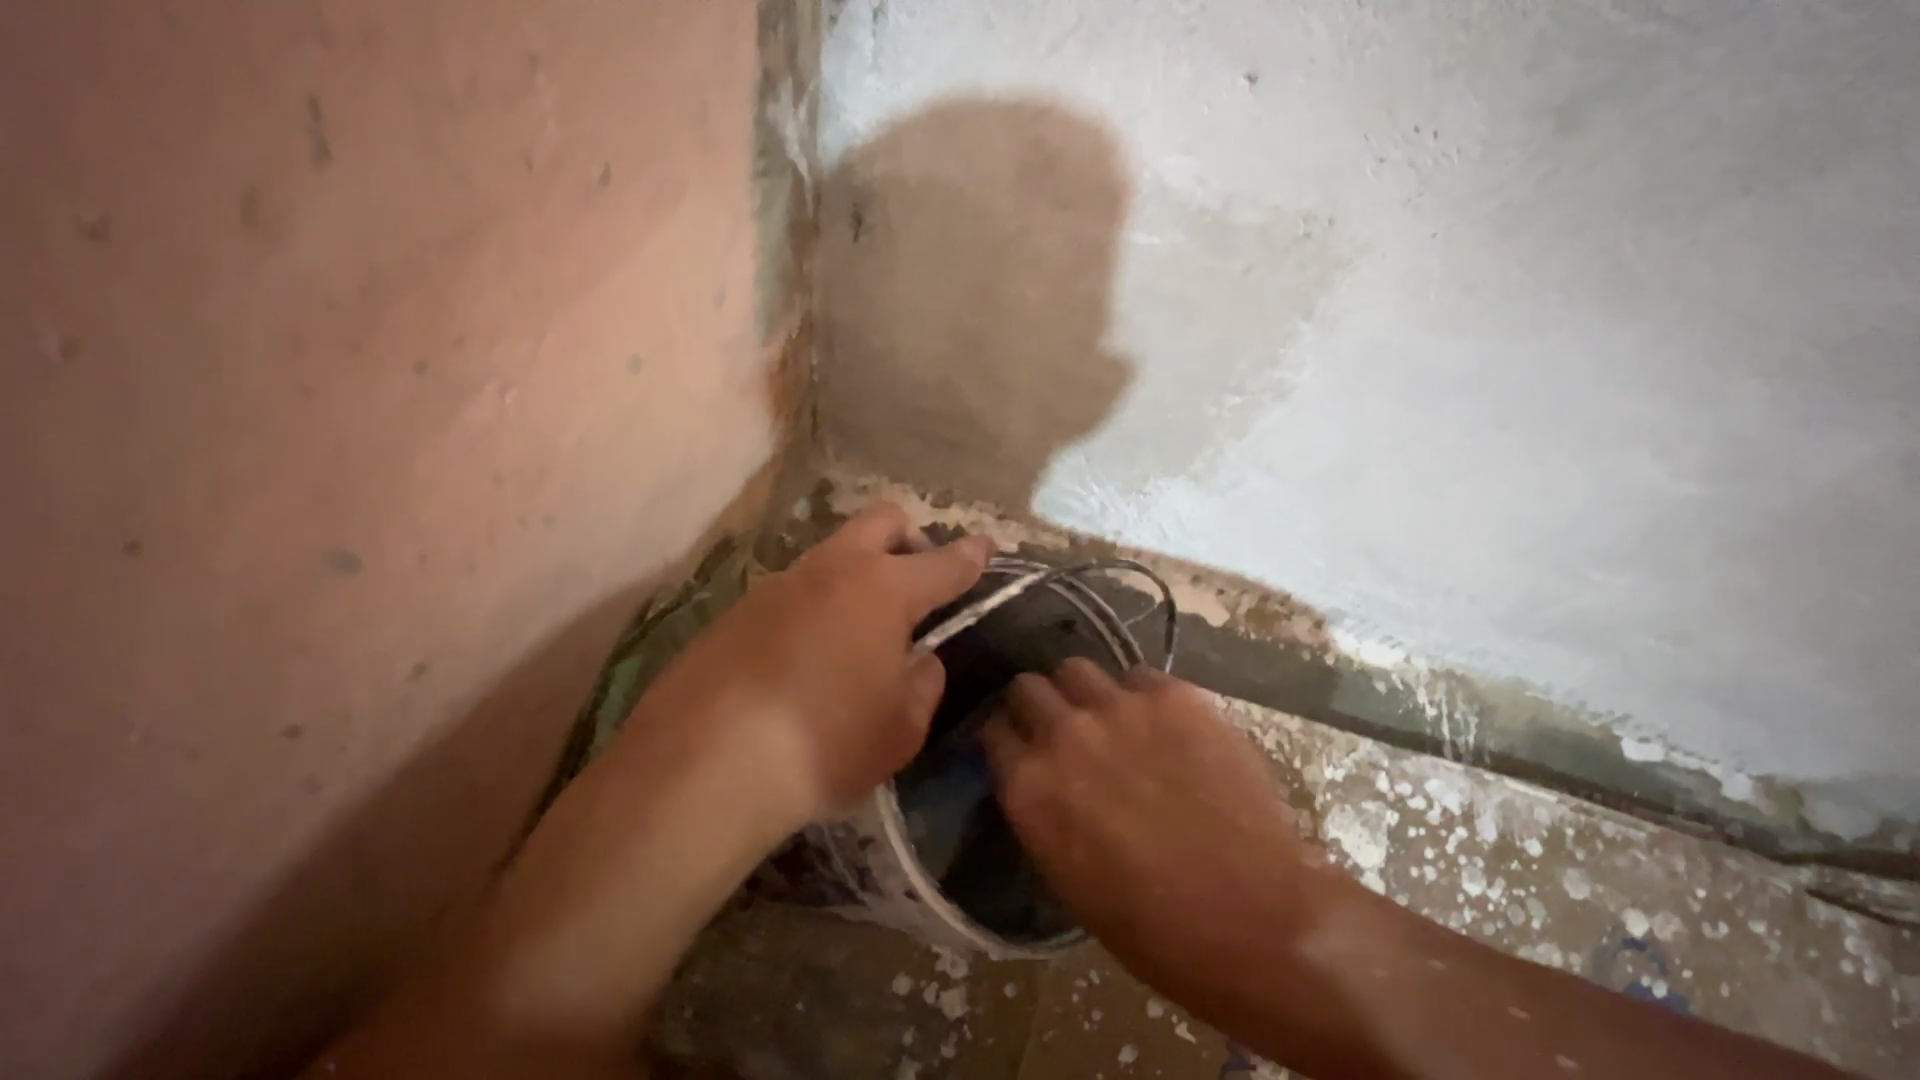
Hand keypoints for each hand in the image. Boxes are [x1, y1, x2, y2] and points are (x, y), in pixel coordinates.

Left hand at [626, 502, 992, 827]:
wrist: (706, 763)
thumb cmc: (825, 746)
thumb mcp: (900, 730)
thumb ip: (923, 684)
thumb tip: (920, 660)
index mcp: (884, 590)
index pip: (942, 562)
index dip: (971, 555)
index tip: (985, 547)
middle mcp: (832, 570)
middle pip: (882, 520)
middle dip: (910, 538)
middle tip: (917, 581)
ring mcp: (778, 584)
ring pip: (832, 553)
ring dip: (856, 574)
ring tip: (859, 629)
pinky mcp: (736, 610)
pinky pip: (793, 591)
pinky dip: (815, 606)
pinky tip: (806, 655)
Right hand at [983, 662, 1335, 1010]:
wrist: (1249, 913)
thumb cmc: (1150, 925)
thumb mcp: (1065, 874)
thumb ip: (1042, 811)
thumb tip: (1044, 782)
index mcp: (1028, 785)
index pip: (993, 730)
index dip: (1008, 737)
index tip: (1021, 745)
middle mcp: (1064, 733)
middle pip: (1028, 687)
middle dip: (1038, 705)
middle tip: (1063, 728)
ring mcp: (1120, 707)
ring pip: (1077, 669)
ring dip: (1085, 693)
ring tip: (1111, 718)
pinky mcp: (1175, 696)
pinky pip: (1140, 677)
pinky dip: (1142, 697)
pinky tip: (1164, 726)